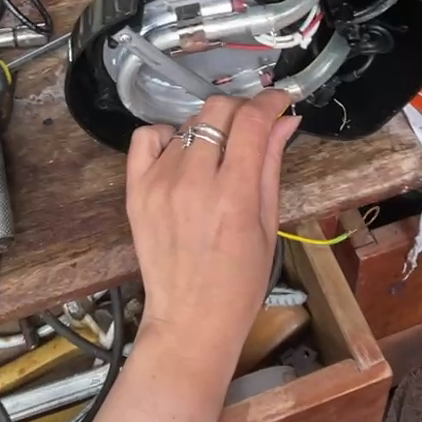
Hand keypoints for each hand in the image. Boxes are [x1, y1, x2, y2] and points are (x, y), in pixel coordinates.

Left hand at [125, 91, 300, 365]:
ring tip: (218, 154)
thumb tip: (286, 119)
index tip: (280, 100)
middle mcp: (193, 182)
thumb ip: (271, 164)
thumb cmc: (239, 282)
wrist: (190, 321)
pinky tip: (182, 155)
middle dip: (241, 110)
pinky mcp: (135, 190)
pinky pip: (148, 136)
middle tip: (252, 127)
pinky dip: (168, 136)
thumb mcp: (267, 224)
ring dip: (210, 128)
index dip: (270, 101)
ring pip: (188, 122)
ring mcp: (159, 184)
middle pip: (217, 110)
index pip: (252, 121)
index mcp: (234, 196)